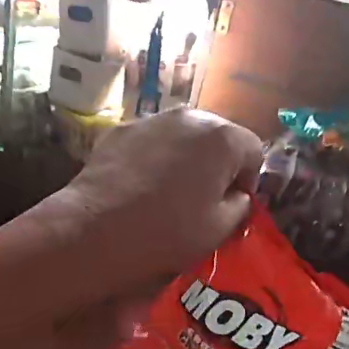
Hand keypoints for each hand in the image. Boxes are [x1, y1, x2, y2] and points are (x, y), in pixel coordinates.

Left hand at [43, 109, 263, 292]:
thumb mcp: (219, 229)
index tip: (234, 204)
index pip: (253, 150)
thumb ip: (240, 205)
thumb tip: (237, 195)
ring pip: (183, 136)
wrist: (95, 230)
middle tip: (204, 199)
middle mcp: (190, 116)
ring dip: (186, 158)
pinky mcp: (121, 129)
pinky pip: (152, 141)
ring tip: (171, 192)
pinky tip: (141, 186)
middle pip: (218, 137)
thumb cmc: (167, 232)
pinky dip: (155, 157)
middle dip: (218, 164)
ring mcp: (152, 119)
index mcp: (223, 138)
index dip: (249, 180)